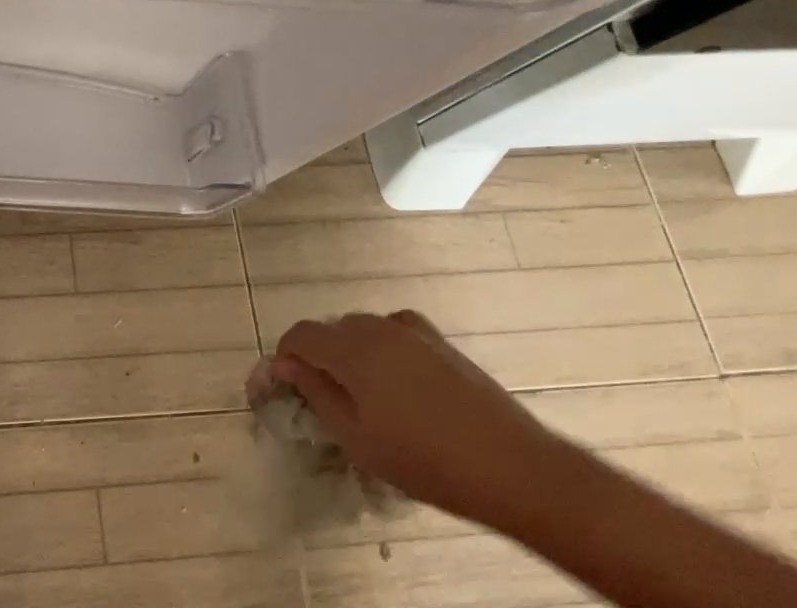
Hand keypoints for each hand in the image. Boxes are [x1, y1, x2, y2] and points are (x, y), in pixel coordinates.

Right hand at [268, 311, 568, 526]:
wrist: (511, 467)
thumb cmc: (424, 459)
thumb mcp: (355, 436)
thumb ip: (315, 393)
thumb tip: (287, 366)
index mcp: (351, 349)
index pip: (300, 335)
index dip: (284, 356)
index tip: (284, 386)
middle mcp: (379, 329)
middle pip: (331, 329)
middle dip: (317, 356)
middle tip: (323, 397)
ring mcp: (415, 333)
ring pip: (363, 330)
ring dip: (350, 352)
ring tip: (361, 395)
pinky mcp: (442, 344)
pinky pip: (395, 333)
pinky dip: (382, 348)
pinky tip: (396, 382)